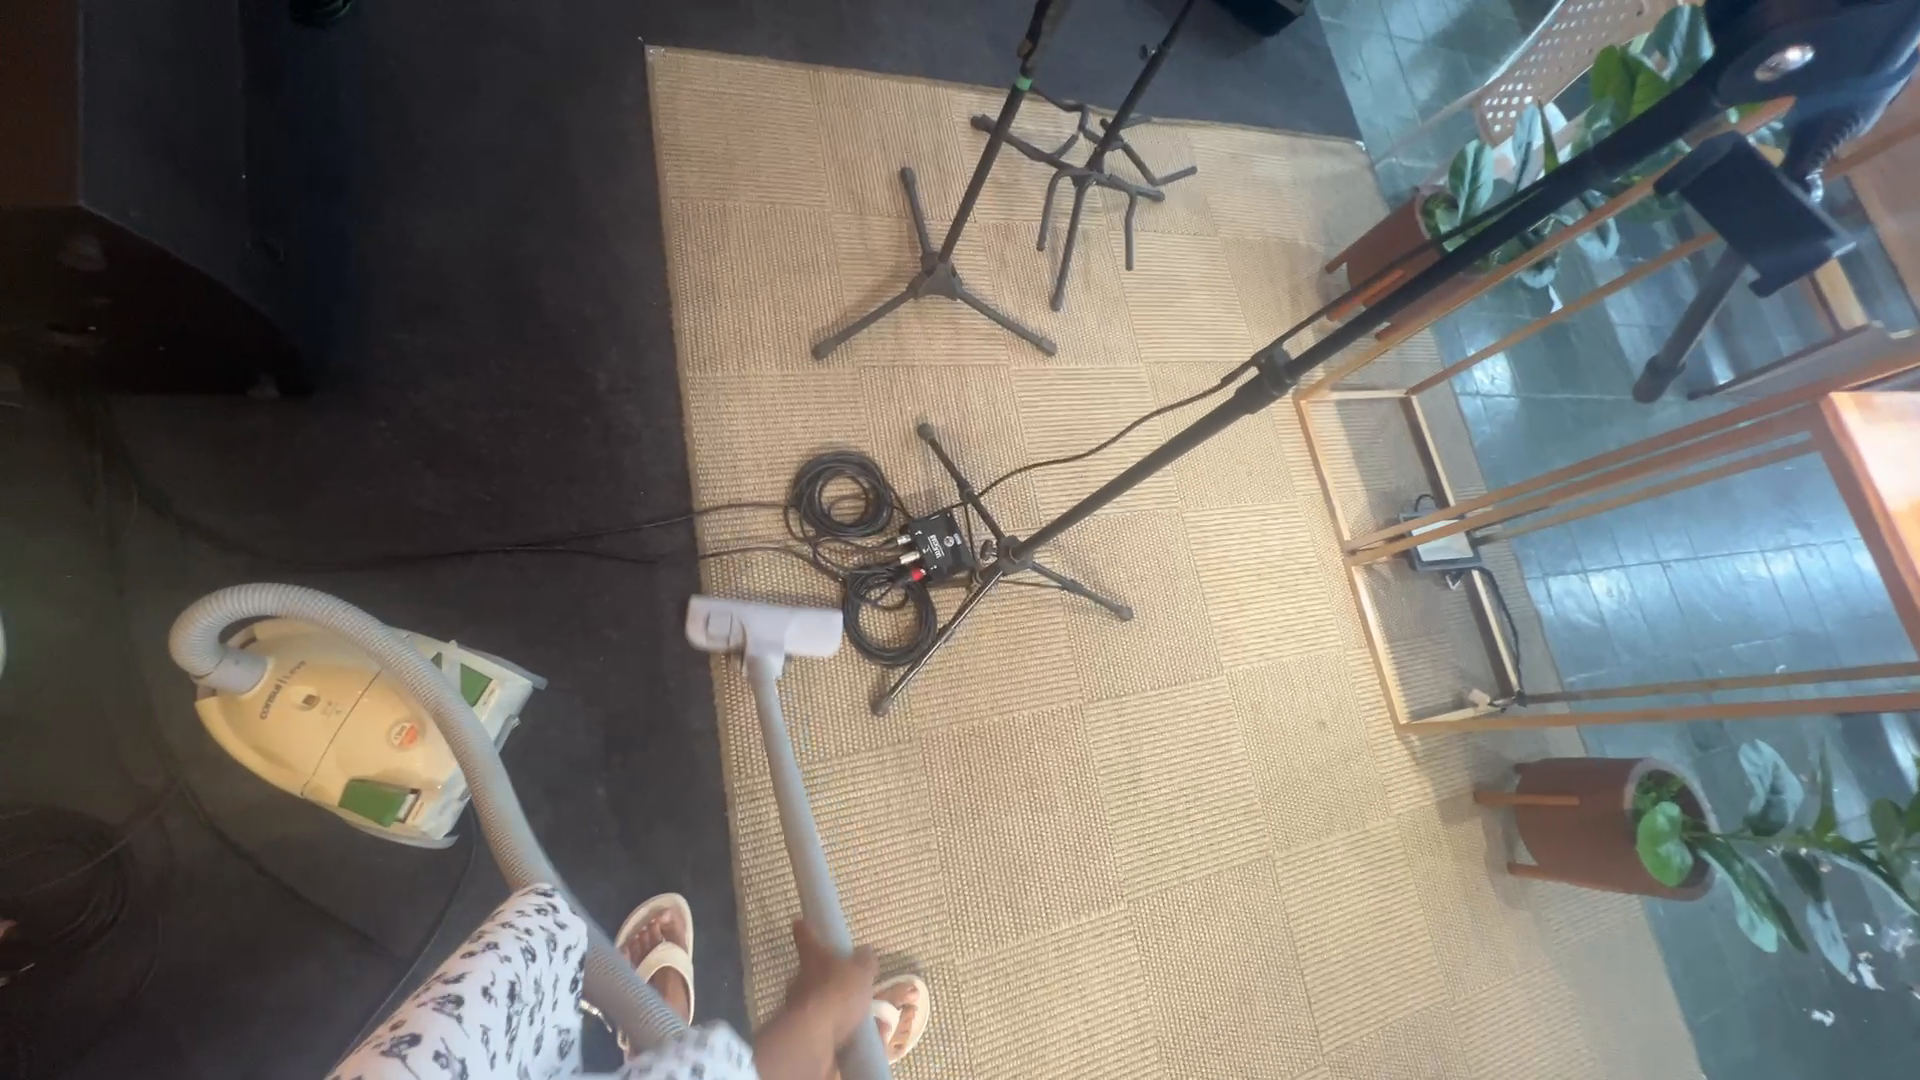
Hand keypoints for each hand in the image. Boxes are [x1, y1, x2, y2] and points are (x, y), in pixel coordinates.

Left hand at [783, 920, 877, 1047]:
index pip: (807, 939)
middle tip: (857, 990)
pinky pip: (833, 1037)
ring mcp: (802, 1014)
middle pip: (815, 977)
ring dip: (848, 1016)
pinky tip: (872, 1044)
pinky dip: (852, 1041)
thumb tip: (865, 952)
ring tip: (876, 1025)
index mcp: (813, 959)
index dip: (805, 930)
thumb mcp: (861, 971)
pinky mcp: (807, 1040)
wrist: (813, 1041)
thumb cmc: (836, 993)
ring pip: (825, 1009)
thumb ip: (865, 962)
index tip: (799, 922)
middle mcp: (802, 984)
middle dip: (834, 983)